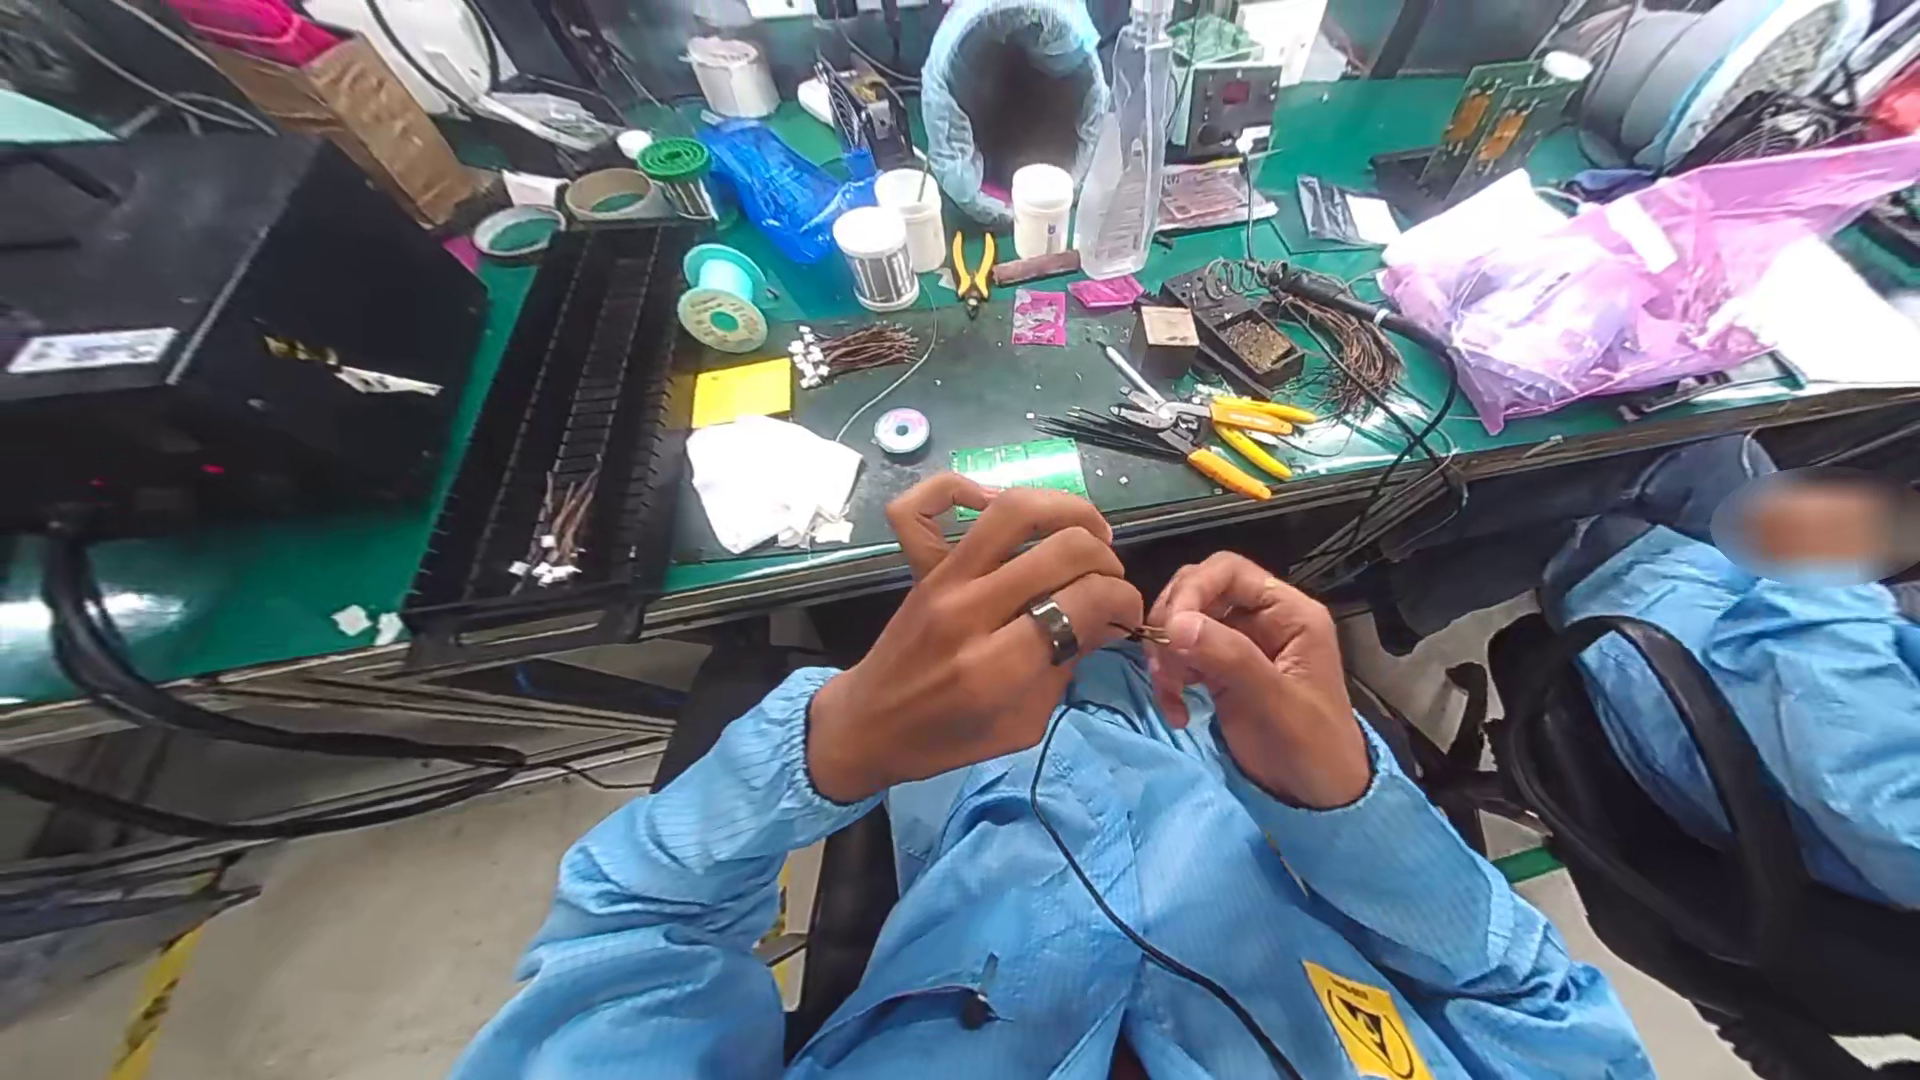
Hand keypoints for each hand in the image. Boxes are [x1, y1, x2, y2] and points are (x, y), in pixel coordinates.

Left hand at [808, 478, 1142, 802]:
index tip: (1125, 614)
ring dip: (1067, 508)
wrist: (869, 726)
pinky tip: (992, 502)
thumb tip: (1108, 617)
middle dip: (1106, 559)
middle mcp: (970, 610)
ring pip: (1013, 510)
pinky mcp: (921, 567)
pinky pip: (923, 508)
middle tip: (1107, 582)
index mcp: (997, 667)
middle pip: (1063, 548)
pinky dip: (958, 488)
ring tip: (1086, 531)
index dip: (1123, 600)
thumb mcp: (1022, 723)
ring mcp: (941, 580)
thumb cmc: (946, 739)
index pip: (1085, 601)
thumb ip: (1067, 666)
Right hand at [1145, 553, 1368, 808]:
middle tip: (1164, 665)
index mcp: (1287, 613)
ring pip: (1180, 623)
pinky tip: (1175, 708)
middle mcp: (1258, 618)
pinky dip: (1167, 678)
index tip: (1171, 626)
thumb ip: (1230, 658)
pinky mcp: (1214, 667)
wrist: (1315, 800)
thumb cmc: (1312, 748)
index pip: (1228, 572)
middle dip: (1172, 625)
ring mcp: (1234, 642)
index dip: (1194, 589)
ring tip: (1169, 693)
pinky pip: (1177, 654)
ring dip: (1164, 655)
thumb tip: (1176, 623)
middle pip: (1196, 591)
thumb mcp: (1276, 703)